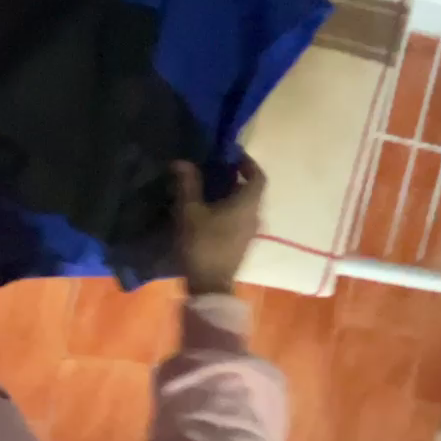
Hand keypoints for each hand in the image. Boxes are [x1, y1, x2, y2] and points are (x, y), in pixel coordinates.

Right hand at [172, 156, 265, 296]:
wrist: (210, 285)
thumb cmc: (202, 244)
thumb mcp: (189, 211)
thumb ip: (188, 185)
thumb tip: (183, 161)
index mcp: (247, 204)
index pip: (257, 176)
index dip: (247, 163)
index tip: (231, 155)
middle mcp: (255, 215)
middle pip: (252, 191)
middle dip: (235, 178)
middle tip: (213, 170)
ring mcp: (250, 232)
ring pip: (245, 206)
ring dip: (231, 195)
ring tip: (208, 190)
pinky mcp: (242, 244)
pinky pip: (240, 218)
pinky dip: (229, 209)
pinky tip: (208, 213)